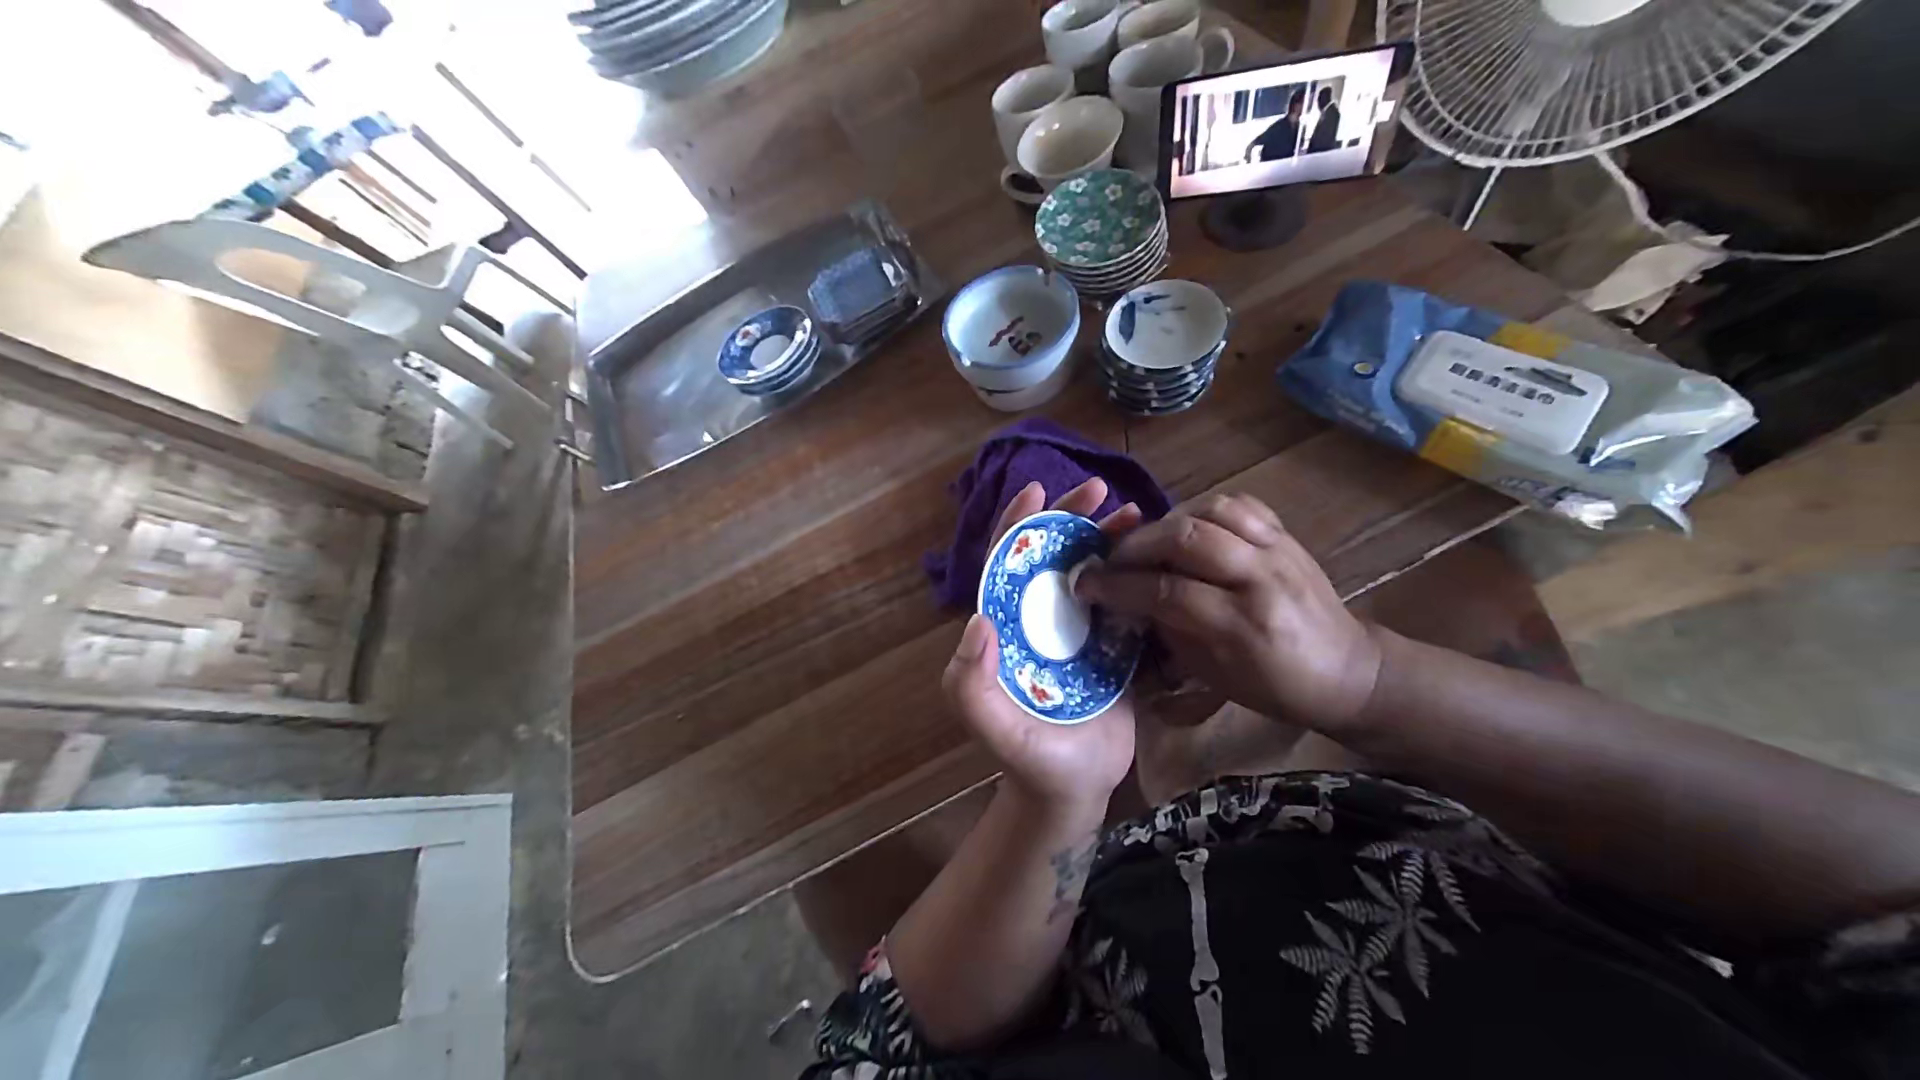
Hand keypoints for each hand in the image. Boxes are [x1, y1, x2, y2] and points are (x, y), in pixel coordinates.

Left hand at [943, 479, 1142, 812]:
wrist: (1073, 791)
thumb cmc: (1027, 759)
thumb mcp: (993, 727)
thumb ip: (972, 683)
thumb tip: (978, 621)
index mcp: (1005, 627)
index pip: (1004, 564)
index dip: (1016, 526)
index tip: (1038, 490)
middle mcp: (1037, 620)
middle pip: (1049, 556)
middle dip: (1069, 518)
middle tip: (1100, 490)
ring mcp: (1075, 631)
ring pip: (1088, 571)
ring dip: (1107, 538)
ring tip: (1134, 513)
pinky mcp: (1109, 646)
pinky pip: (1121, 600)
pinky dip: (1135, 574)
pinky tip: (1156, 555)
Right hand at [1075, 492, 1384, 732]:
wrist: (1348, 671)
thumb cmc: (1274, 686)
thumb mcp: (1213, 674)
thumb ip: (1169, 630)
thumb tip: (1128, 600)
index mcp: (1242, 625)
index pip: (1165, 591)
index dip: (1118, 585)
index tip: (1086, 585)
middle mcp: (1260, 579)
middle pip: (1185, 539)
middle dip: (1135, 545)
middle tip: (1110, 558)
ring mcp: (1278, 550)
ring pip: (1210, 511)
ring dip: (1167, 522)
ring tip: (1147, 542)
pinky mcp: (1287, 535)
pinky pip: (1238, 504)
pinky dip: (1203, 510)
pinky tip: (1187, 526)